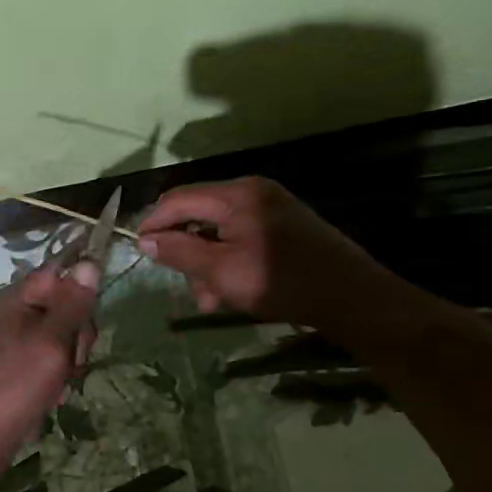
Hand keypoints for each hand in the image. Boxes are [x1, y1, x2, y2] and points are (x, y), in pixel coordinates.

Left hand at [0, 259, 100, 452]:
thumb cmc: (20, 381)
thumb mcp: (53, 339)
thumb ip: (73, 302)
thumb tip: (90, 263)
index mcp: (13, 298)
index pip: (57, 274)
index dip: (79, 293)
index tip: (89, 319)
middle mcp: (13, 311)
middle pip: (64, 302)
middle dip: (78, 331)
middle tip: (72, 357)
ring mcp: (16, 335)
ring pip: (64, 330)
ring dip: (72, 354)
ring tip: (63, 377)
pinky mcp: (22, 358)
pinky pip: (54, 350)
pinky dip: (60, 367)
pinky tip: (57, 387)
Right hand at [137, 177, 371, 321]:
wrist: (351, 297)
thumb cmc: (281, 283)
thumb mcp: (221, 272)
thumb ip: (180, 252)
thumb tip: (147, 240)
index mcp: (237, 194)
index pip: (178, 199)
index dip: (154, 223)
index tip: (140, 251)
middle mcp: (253, 191)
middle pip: (198, 213)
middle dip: (185, 250)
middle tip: (184, 285)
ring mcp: (271, 206)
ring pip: (219, 230)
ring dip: (207, 262)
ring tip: (211, 300)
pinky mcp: (283, 224)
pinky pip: (241, 236)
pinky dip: (228, 260)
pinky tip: (231, 290)